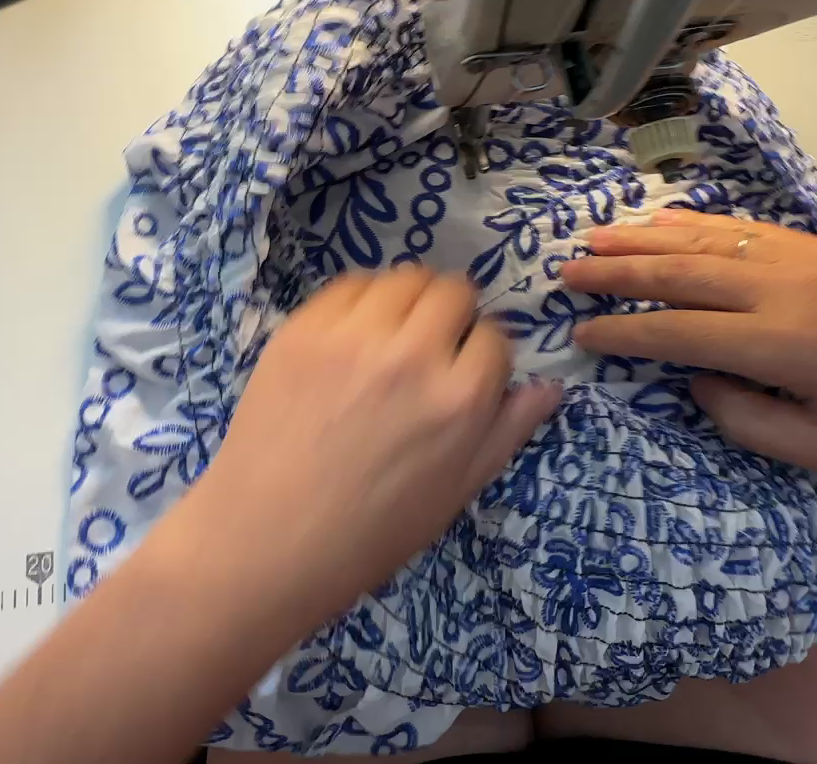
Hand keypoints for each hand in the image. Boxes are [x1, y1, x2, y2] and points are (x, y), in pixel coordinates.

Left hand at [183, 266, 561, 614]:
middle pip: (453, 291)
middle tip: (430, 345)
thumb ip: (507, 432)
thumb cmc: (370, 531)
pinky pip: (349, 284)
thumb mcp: (455, 492)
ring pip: (404, 278)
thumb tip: (550, 386)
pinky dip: (362, 299)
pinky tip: (354, 332)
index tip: (464, 371)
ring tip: (392, 333)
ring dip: (410, 299)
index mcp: (458, 400)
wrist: (266, 538)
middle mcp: (411, 355)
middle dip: (453, 314)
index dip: (483, 354)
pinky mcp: (304, 327)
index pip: (495, 337)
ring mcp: (352, 335)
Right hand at [559, 211, 816, 480]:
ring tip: (595, 235)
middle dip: (615, 272)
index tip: (581, 332)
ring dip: (643, 237)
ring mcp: (801, 257)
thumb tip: (697, 380)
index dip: (622, 332)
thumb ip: (748, 420)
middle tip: (566, 270)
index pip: (675, 333)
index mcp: (780, 345)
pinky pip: (741, 226)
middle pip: (677, 271)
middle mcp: (780, 288)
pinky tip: (663, 220)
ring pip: (703, 239)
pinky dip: (692, 222)